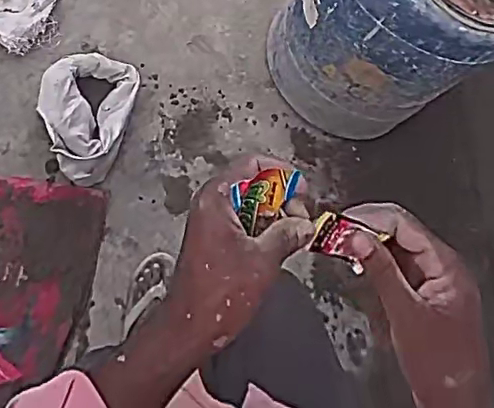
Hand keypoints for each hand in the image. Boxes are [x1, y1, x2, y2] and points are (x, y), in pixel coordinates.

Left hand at [160, 156, 313, 346]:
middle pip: (252, 182)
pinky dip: (262, 227)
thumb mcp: (261, 260)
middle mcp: (211, 201)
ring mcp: (211, 219)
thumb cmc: (217, 294)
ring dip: (274, 214)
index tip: (302, 189)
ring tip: (294, 233)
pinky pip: (242, 220)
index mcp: (217, 196)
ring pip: (249, 203)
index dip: (281, 172)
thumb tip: (305, 225)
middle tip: (301, 217)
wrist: (189, 328)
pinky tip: (279, 243)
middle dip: (281, 197)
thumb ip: (286, 234)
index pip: (252, 164)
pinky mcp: (214, 237)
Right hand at [341, 204, 492, 407]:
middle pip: (400, 232)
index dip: (370, 218)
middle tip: (338, 234)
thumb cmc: (442, 368)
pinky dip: (378, 263)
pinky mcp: (425, 294)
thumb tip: (356, 236)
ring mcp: (435, 280)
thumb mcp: (406, 314)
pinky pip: (399, 266)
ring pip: (397, 248)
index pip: (403, 224)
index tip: (343, 223)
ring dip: (371, 245)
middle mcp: (443, 266)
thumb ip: (381, 270)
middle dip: (368, 230)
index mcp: (447, 265)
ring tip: (344, 247)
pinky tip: (361, 265)